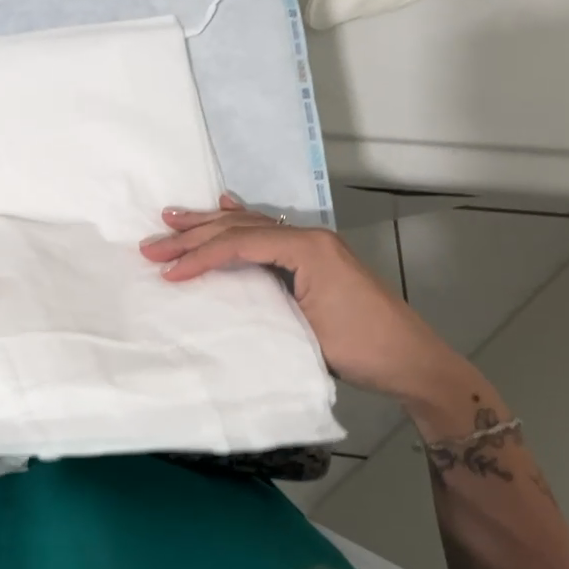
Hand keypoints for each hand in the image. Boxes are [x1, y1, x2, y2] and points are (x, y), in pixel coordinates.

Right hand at [140, 194, 474, 407]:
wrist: (416, 362)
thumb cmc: (364, 350)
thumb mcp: (307, 333)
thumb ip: (262, 306)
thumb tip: (217, 299)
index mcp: (308, 249)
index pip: (239, 244)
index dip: (199, 257)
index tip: (167, 272)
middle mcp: (309, 236)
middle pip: (239, 228)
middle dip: (192, 235)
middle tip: (152, 243)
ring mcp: (313, 243)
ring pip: (250, 224)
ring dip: (208, 223)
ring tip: (171, 218)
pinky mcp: (315, 255)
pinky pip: (267, 228)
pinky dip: (239, 219)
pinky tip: (222, 206)